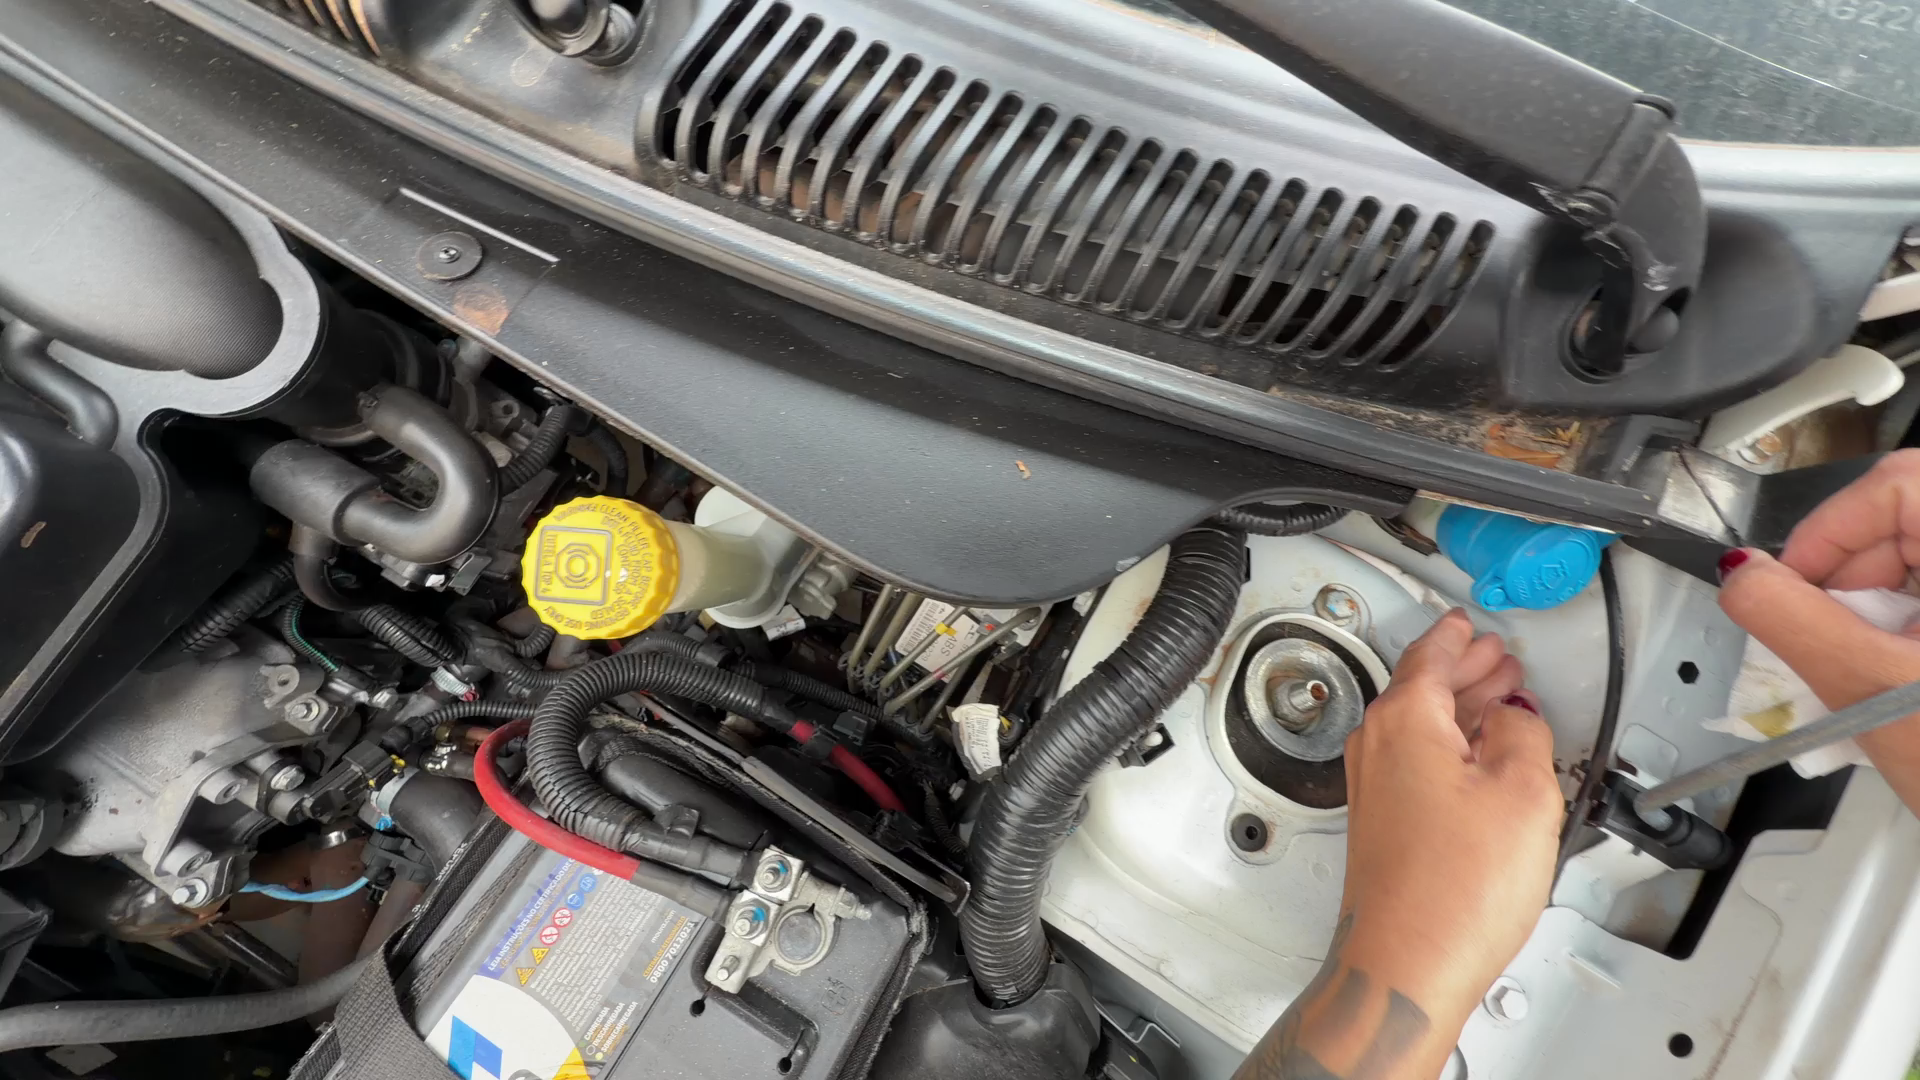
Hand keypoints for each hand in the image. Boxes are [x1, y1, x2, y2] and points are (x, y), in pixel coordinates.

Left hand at [1235, 611, 1561, 1079]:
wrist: (1406, 949)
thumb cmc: (1453, 882)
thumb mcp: (1521, 792)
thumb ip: (1522, 735)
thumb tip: (1514, 714)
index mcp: (1403, 720)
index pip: (1429, 657)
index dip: (1455, 636)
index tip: (1466, 621)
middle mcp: (1376, 741)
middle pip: (1421, 685)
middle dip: (1462, 667)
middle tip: (1494, 654)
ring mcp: (1372, 777)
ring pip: (1420, 719)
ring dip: (1458, 702)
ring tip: (1497, 692)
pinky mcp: (1380, 810)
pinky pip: (1415, 752)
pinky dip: (1448, 738)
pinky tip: (1476, 749)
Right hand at [1718, 449, 1919, 812]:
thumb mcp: (1863, 685)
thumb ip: (1782, 614)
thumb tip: (1735, 569)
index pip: (1901, 483)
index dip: (1831, 526)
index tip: (1797, 582)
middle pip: (1909, 518)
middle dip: (1848, 570)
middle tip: (1833, 630)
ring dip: (1877, 597)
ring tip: (1875, 655)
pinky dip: (1909, 615)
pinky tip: (1907, 661)